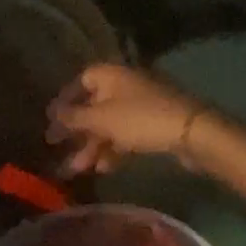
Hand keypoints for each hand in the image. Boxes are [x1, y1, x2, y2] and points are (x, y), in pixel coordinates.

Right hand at [46, 64, 199, 175]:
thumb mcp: (100, 119)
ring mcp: (141, 105)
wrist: (193, 133)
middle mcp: (124, 85)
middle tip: (57, 148)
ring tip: (77, 169)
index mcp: (110, 75)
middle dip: (76, 131)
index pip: (80, 81)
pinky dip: (112, 149)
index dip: (64, 100)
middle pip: (93, 106)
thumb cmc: (140, 119)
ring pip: (108, 124)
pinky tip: (103, 169)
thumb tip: (53, 113)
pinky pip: (125, 135)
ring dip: (91, 146)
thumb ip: (73, 117)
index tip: (52, 121)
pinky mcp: (154, 125)